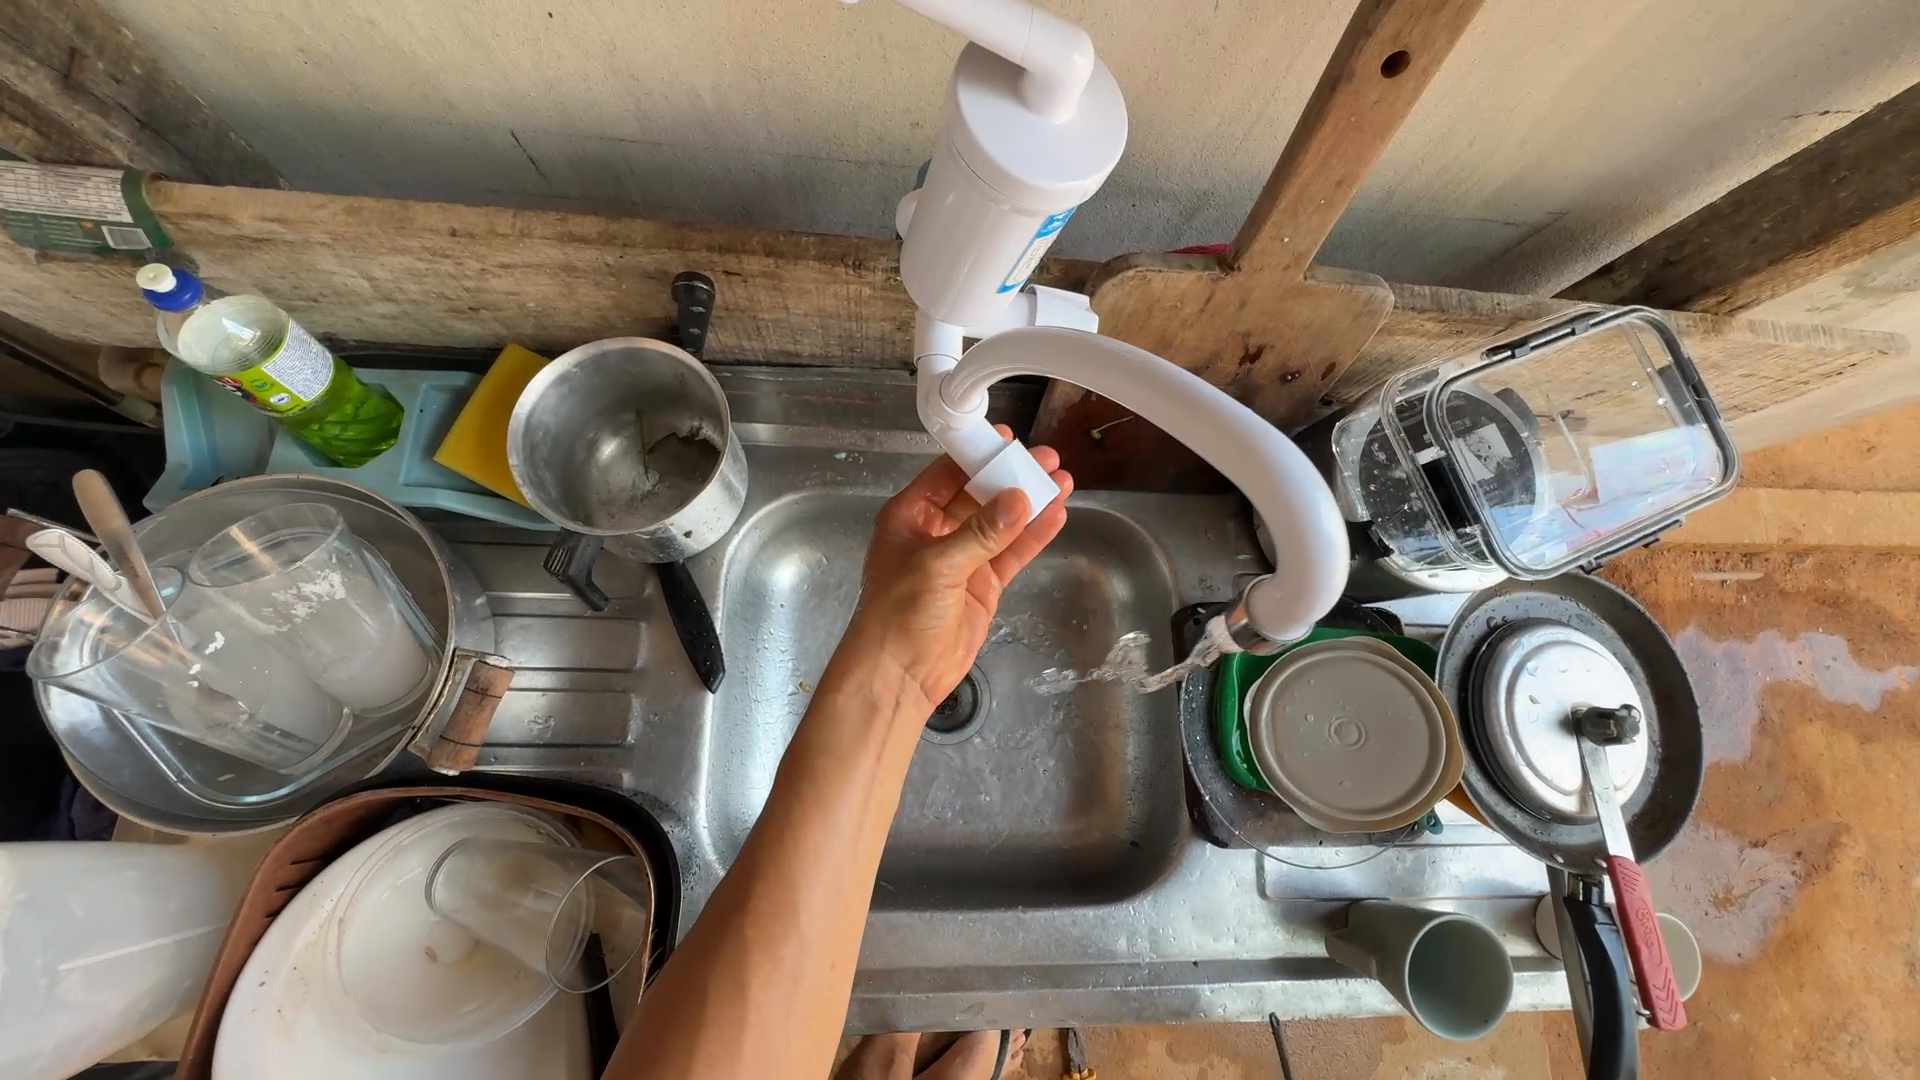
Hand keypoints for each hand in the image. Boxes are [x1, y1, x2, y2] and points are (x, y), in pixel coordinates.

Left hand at [839, 430, 1071, 712]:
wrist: (899, 674)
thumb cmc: (900, 612)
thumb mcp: (936, 566)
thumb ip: (980, 533)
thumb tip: (1020, 501)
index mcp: (910, 516)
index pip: (947, 474)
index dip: (977, 456)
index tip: (1009, 441)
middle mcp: (936, 531)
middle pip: (979, 495)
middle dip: (1011, 478)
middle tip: (1047, 460)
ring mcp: (962, 558)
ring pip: (1000, 523)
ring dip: (1029, 505)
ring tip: (1062, 482)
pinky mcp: (982, 584)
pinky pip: (1010, 554)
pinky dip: (1031, 537)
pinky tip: (1056, 517)